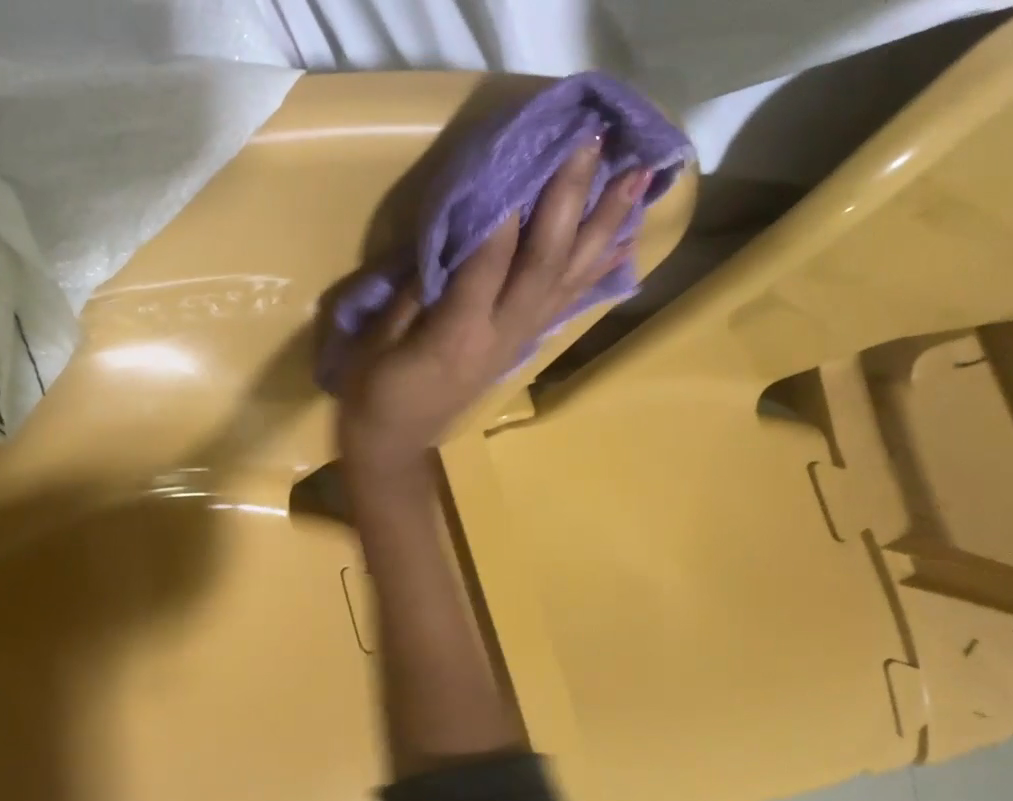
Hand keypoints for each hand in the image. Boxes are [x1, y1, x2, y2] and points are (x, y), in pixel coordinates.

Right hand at [330, 139, 647, 485]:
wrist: (394, 445)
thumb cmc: (374, 393)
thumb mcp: (378, 343)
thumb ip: (415, 294)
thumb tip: (449, 241)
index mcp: (457, 334)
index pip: (489, 261)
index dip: (506, 210)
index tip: (524, 154)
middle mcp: (501, 332)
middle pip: (544, 260)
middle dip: (568, 199)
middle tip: (590, 144)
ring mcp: (519, 339)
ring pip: (569, 275)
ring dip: (604, 223)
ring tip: (638, 175)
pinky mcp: (524, 342)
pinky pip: (568, 299)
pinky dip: (598, 266)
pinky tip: (625, 235)